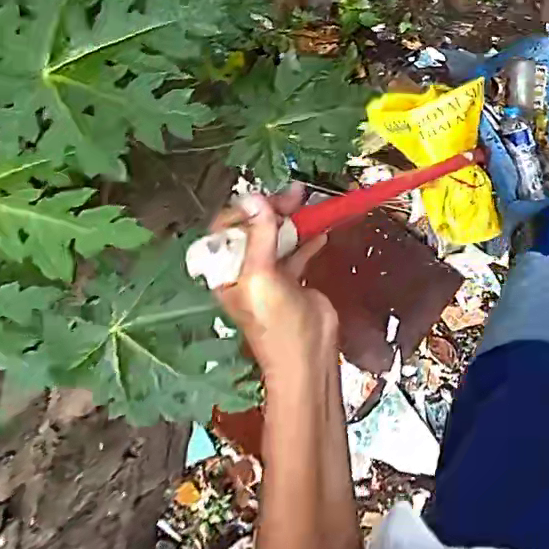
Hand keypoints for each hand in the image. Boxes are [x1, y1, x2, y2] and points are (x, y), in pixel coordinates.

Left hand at [209, 187, 336, 382]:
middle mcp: (245, 269)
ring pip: (278, 236)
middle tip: (296, 195)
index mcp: (227, 270)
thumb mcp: (262, 277)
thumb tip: (255, 198)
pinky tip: (321, 228)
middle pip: (255, 228)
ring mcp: (270, 274)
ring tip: (309, 203)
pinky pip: (299, 250)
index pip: (227, 229)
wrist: (307, 354)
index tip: (269, 197)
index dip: (246, 210)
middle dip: (273, 209)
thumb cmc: (277, 323)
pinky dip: (309, 237)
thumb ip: (261, 236)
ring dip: (293, 219)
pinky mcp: (294, 279)